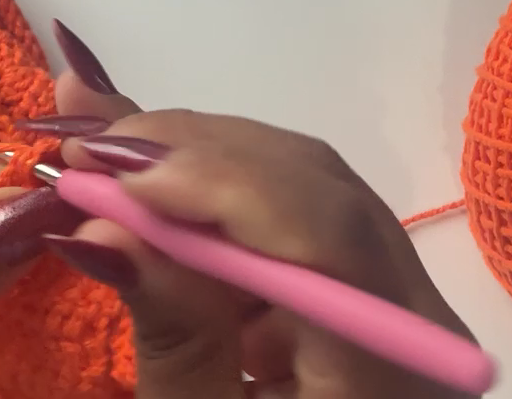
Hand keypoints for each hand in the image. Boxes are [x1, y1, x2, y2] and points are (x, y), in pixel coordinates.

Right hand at [40, 31, 477, 397]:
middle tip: (93, 142)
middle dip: (198, 152)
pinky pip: (298, 204)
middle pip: (316, 186)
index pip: (327, 232)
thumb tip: (104, 223)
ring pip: (306, 180)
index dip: (222, 182)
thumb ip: (171, 338)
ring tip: (111, 152)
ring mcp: (399, 283)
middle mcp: (419, 308)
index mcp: (397, 370)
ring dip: (204, 157)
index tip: (116, 168)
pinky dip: (224, 187)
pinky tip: (161, 178)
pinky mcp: (369, 273)